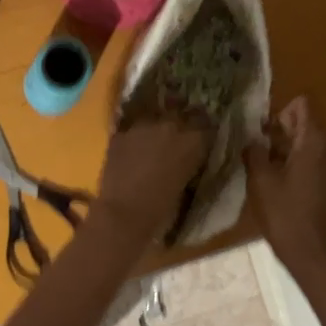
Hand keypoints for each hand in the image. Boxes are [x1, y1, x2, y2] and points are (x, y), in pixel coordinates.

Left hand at [93, 117, 210, 240]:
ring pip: (153, 114)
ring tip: (151, 136)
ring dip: (155, 124)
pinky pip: (130, 128)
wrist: (124, 215)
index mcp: (194, 141)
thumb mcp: (185, 185)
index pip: (206, 123)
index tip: (200, 135)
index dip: (202, 129)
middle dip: (180, 119)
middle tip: (175, 133)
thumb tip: (184, 158)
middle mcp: (172, 125)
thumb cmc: (162, 210)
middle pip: (180, 111)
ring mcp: (143, 126)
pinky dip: (133, 136)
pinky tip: (130, 148)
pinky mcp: (120, 134)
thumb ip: (187, 164)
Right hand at [246, 96, 325, 274]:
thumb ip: (255, 152)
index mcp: (315, 140)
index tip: (264, 135)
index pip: (302, 104)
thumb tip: (254, 139)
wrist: (311, 251)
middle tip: (260, 155)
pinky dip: (301, 164)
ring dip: (290, 150)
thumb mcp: (260, 181)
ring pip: (312, 142)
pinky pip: (318, 159)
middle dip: (282, 132)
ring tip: (270, 172)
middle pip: (307, 122)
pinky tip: (285, 185)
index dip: (280, 113)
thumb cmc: (283, 214)